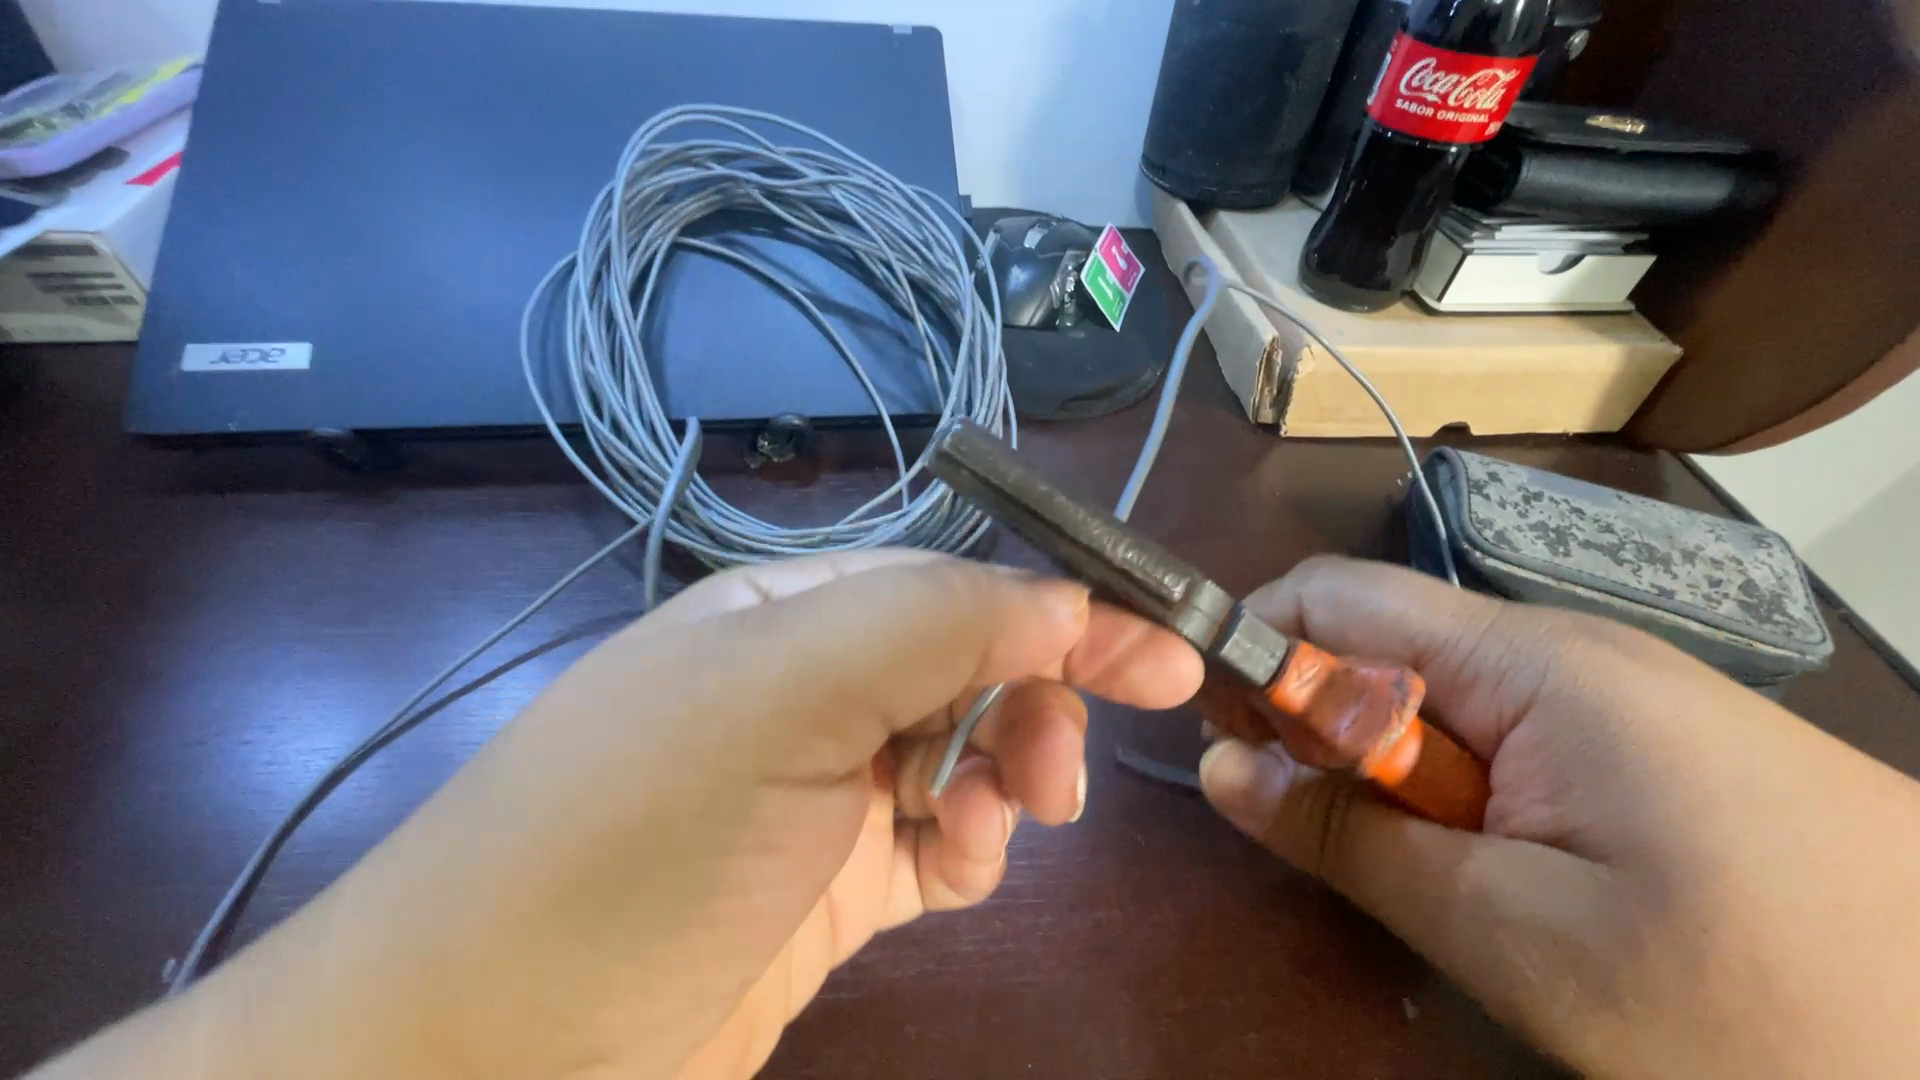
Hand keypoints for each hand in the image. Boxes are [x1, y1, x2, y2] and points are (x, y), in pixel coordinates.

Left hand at [53, 552, 1200, 1079]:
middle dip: (1037, 700)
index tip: (1162, 648)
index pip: (954, 587)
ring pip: (965, 753)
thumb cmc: (635, 839)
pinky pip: (938, 839)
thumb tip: (1065, 599)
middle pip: (968, 668)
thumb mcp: (779, 697)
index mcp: (792, 615)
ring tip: (1012, 816)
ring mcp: (821, 787)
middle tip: (1072, 764)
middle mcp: (810, 688)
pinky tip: (957, 866)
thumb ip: (928, 628)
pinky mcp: (832, 881)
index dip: (1057, 613)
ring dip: (1008, 775)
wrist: (488, 1052)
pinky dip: (968, 845)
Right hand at [1197, 557, 1919, 1076]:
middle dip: (1315, 710)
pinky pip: (1498, 721)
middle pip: (1382, 636)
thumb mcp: (1510, 934)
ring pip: (1435, 685)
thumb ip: (1346, 837)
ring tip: (1393, 845)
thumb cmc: (1756, 1007)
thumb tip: (1218, 767)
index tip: (1218, 728)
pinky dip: (1446, 772)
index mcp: (1531, 662)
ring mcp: (1611, 687)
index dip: (1256, 645)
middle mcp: (1564, 646)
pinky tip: (1475, 846)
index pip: (1338, 597)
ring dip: (1380, 752)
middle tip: (1294, 804)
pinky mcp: (1641, 733)